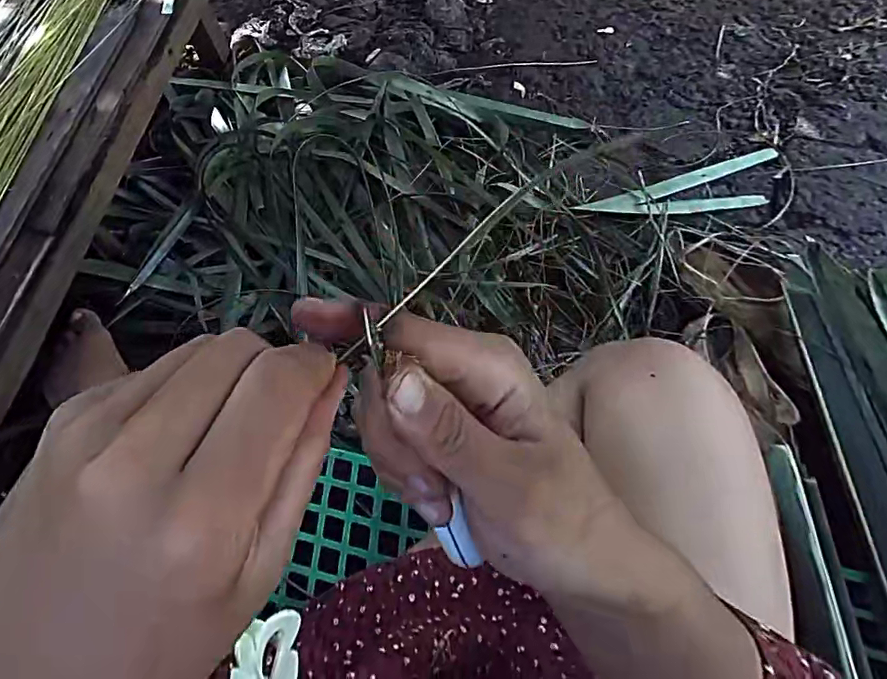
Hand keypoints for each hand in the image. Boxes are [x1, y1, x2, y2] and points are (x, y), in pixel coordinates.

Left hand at [0, 329, 344, 678]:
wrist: (17, 670)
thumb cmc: (155, 645)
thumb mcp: (253, 578)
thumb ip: (301, 466)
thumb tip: (329, 380)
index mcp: (200, 522)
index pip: (276, 384)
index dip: (311, 364)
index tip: (322, 372)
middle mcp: (137, 461)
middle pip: (236, 347)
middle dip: (270, 365)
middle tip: (269, 409)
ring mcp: (90, 428)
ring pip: (196, 346)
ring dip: (224, 373)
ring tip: (215, 429)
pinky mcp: (64, 413)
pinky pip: (152, 366)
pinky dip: (179, 386)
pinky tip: (167, 437)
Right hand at [291, 300, 759, 678]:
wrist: (582, 567)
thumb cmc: (562, 523)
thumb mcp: (510, 486)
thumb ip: (449, 433)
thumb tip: (394, 377)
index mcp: (487, 362)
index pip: (407, 331)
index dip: (354, 323)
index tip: (304, 319)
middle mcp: (461, 368)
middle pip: (383, 374)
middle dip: (392, 435)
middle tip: (430, 487)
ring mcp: (445, 399)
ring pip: (380, 410)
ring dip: (399, 462)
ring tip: (443, 498)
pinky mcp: (433, 428)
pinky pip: (388, 437)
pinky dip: (402, 473)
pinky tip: (437, 499)